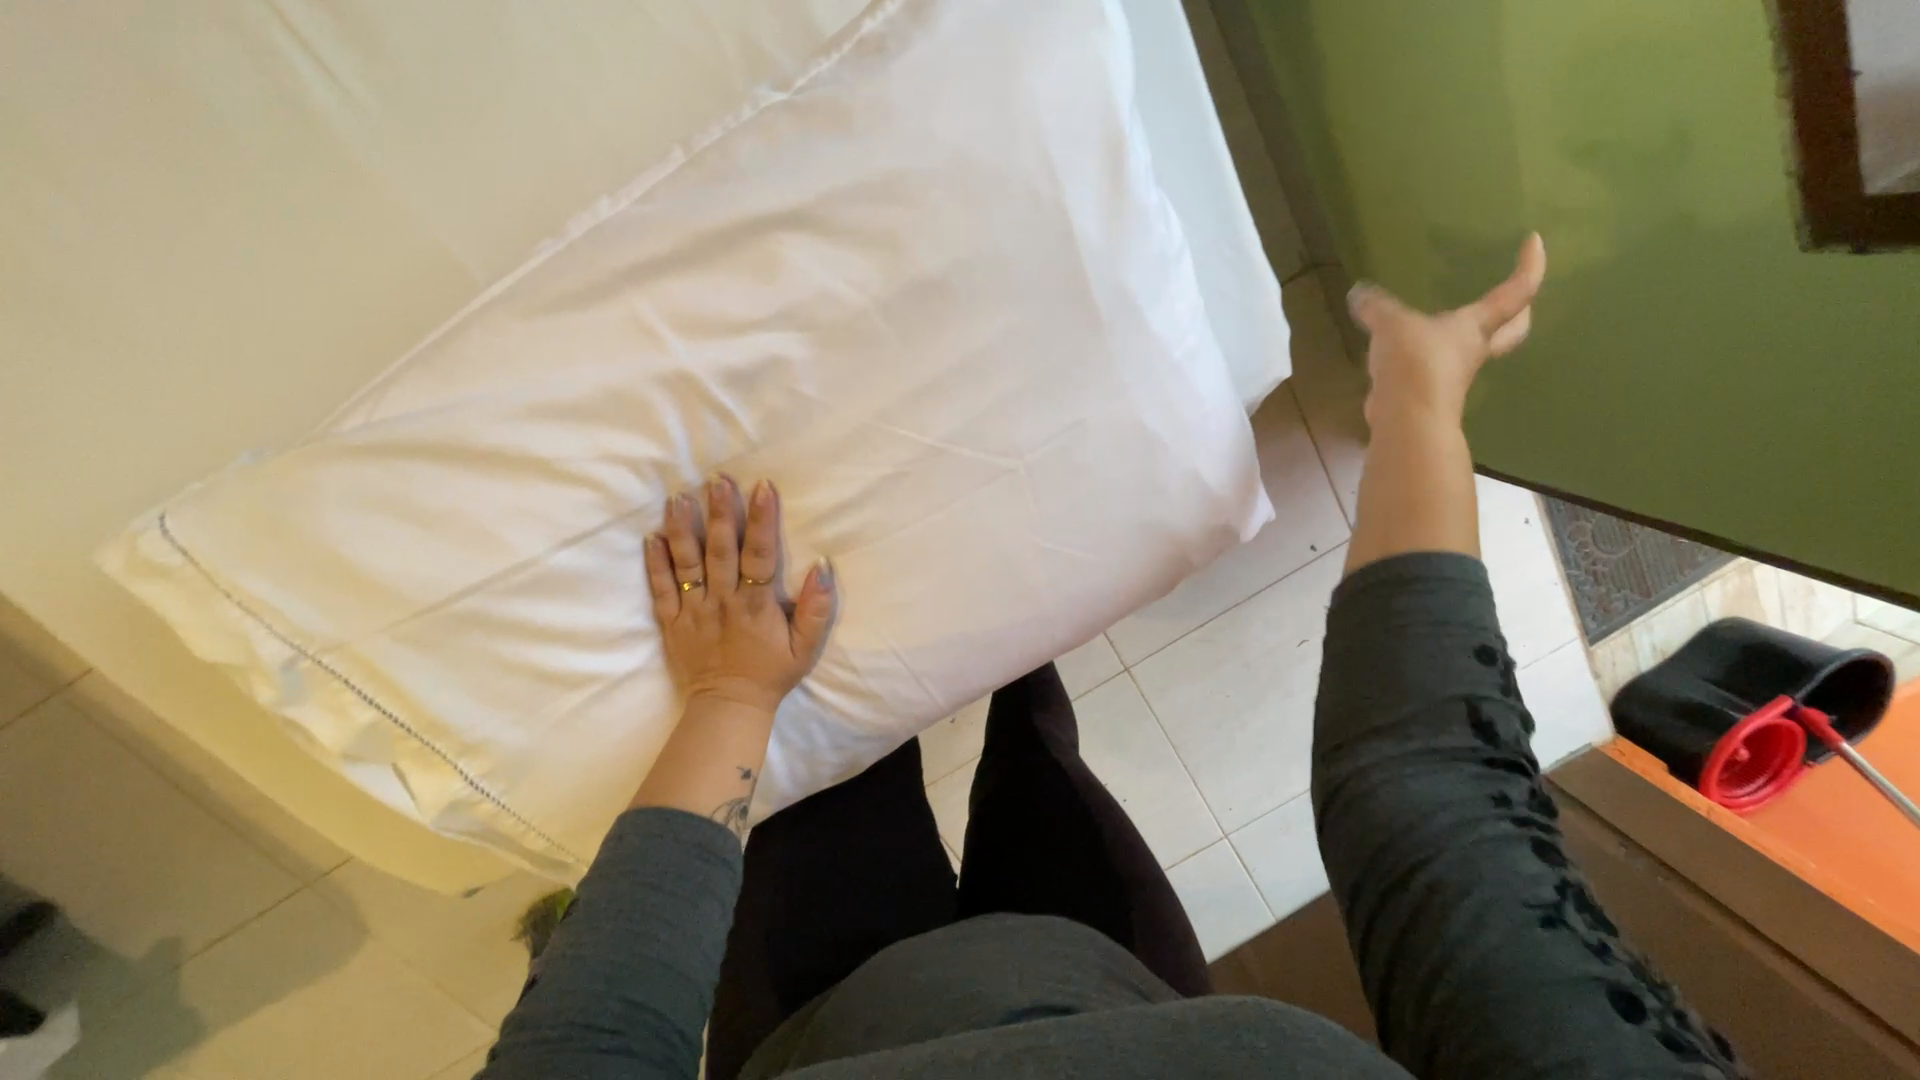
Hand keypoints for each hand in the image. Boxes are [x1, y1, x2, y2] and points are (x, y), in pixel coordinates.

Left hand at [645, 477, 835, 715]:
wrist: (729, 708)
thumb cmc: (771, 674)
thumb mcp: (806, 648)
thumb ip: (816, 608)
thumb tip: (822, 566)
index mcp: (755, 605)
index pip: (760, 555)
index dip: (762, 520)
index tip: (763, 487)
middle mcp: (722, 602)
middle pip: (720, 550)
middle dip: (720, 512)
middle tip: (716, 478)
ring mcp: (693, 610)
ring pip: (687, 563)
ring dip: (683, 528)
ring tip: (678, 497)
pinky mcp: (672, 622)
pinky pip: (661, 589)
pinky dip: (655, 563)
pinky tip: (652, 536)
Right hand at [1348, 233, 1546, 426]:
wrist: (1407, 418)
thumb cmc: (1415, 361)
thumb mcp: (1391, 324)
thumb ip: (1377, 307)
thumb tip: (1358, 292)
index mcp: (1476, 326)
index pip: (1516, 292)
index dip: (1531, 266)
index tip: (1535, 239)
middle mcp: (1471, 350)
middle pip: (1511, 330)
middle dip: (1520, 313)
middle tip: (1515, 297)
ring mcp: (1450, 376)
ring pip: (1470, 351)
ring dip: (1467, 337)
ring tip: (1443, 323)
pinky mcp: (1426, 394)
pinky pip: (1431, 370)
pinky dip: (1422, 359)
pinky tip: (1402, 355)